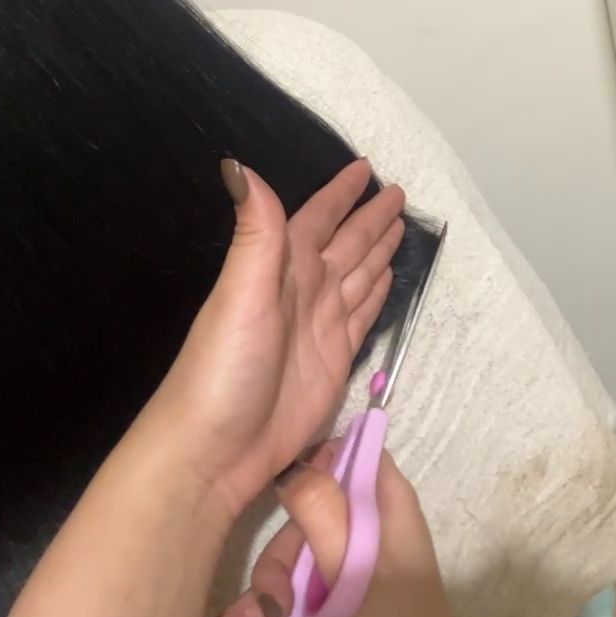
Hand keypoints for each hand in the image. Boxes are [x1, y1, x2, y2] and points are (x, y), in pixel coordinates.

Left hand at [143, 158, 406, 516]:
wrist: (217, 450)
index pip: (318, 218)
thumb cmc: (226, 366)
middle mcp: (305, 289)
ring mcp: (322, 323)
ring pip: (360, 273)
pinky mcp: (336, 357)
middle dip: (371, 217)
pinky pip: (364, 312)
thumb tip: (240, 166)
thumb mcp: (240, 293)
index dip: (341, 194)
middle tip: (398, 193)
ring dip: (378, 248)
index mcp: (283, 267)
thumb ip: (255, 232)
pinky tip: (387, 277)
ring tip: (399, 225)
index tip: (364, 168)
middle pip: (347, 242)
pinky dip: (377, 292)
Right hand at [199, 447, 458, 616]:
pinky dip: (274, 612)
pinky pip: (298, 590)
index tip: (285, 501)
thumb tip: (297, 466)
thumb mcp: (356, 572)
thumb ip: (326, 519)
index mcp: (387, 502)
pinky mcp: (339, 595)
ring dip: (270, 593)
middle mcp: (370, 523)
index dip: (316, 465)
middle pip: (311, 513)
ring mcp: (353, 560)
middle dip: (282, 557)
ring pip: (297, 555)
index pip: (352, 452)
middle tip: (276, 603)